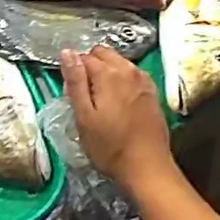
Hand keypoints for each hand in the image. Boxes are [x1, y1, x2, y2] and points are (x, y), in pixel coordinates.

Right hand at [60, 46, 175, 196]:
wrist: (148, 167)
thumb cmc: (110, 147)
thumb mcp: (84, 116)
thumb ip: (75, 81)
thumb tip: (67, 52)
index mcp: (109, 73)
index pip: (83, 57)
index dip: (74, 73)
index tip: (73, 95)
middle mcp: (128, 69)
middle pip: (102, 54)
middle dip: (91, 67)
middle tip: (86, 97)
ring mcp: (143, 79)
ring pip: (118, 62)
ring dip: (107, 72)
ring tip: (102, 102)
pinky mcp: (152, 91)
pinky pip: (132, 74)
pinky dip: (122, 80)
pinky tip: (120, 103)